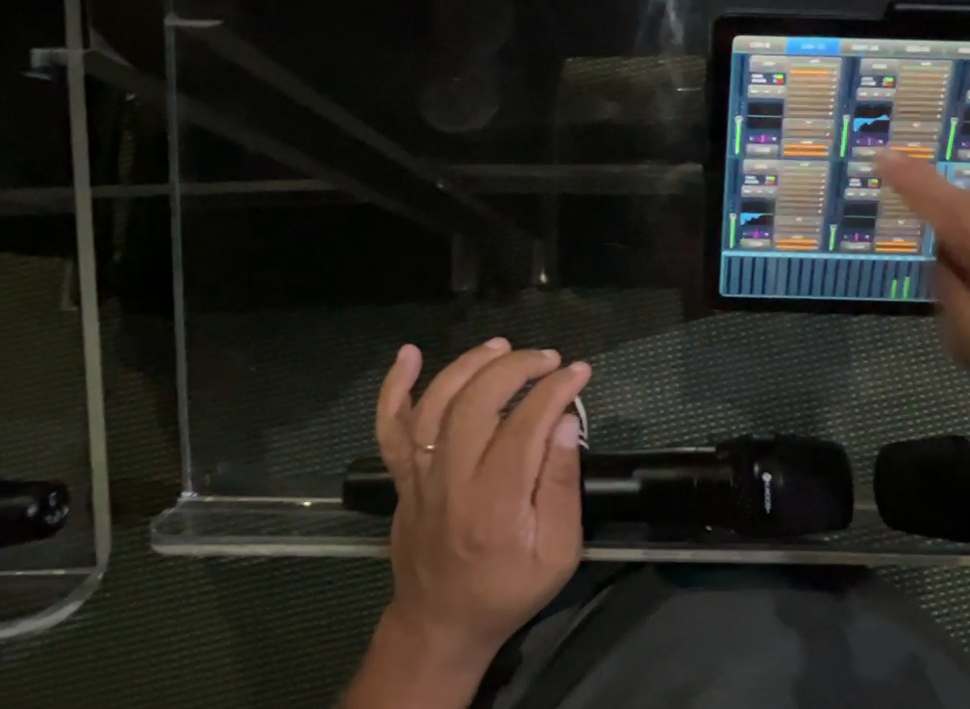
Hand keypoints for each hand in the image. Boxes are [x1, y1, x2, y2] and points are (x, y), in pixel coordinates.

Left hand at [352, 338, 590, 703]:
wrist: (441, 623)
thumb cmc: (508, 589)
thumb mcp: (557, 552)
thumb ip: (561, 485)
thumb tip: (564, 421)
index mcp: (495, 501)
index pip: (525, 424)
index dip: (555, 389)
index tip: (579, 372)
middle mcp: (451, 479)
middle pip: (477, 402)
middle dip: (516, 368)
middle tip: (548, 358)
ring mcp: (420, 475)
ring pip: (436, 404)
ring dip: (469, 364)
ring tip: (502, 346)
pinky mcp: (402, 476)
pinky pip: (389, 426)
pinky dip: (394, 387)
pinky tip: (409, 354)